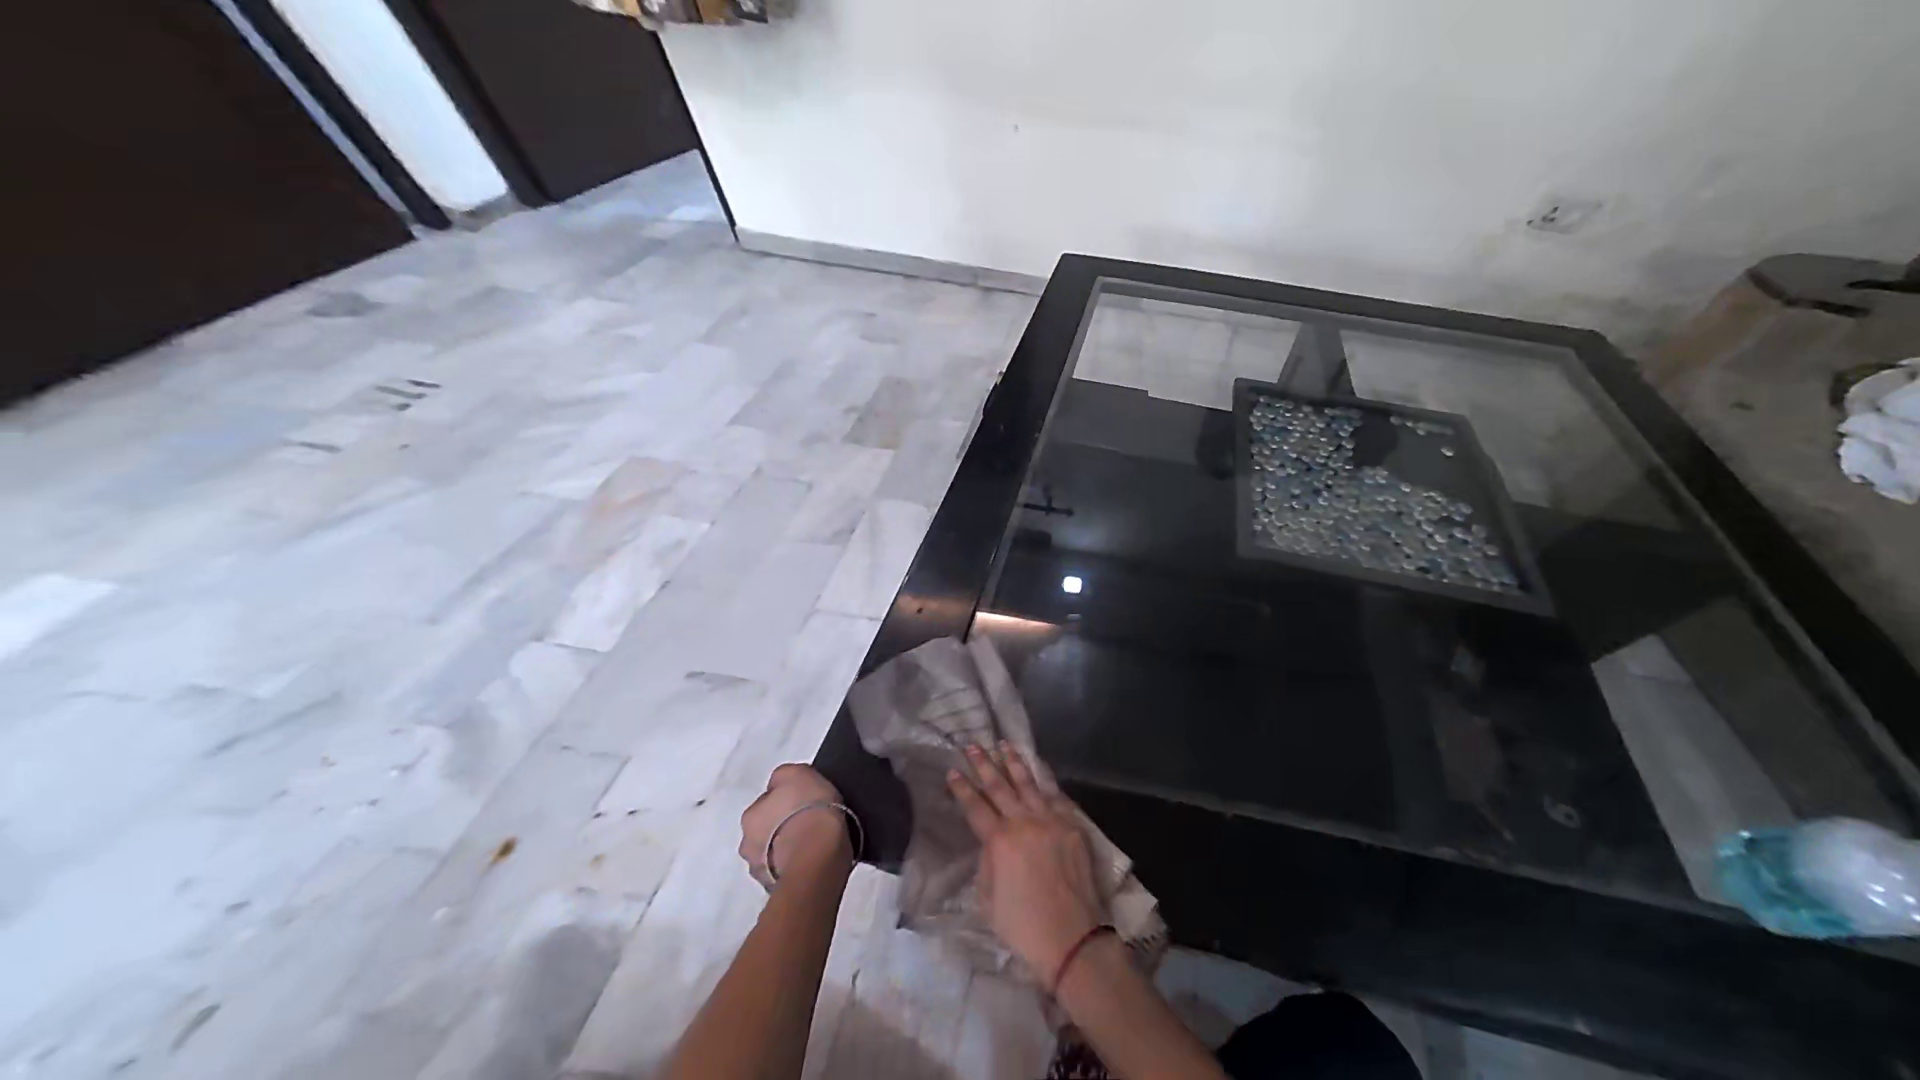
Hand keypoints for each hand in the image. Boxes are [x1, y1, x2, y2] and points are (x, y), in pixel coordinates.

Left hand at [739, 763, 850, 889]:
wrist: (820, 856)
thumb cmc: (810, 810)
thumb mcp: (799, 773)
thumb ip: (784, 776)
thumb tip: (780, 784)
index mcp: (750, 815)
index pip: (765, 803)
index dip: (786, 801)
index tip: (804, 802)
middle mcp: (747, 844)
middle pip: (765, 831)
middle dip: (781, 828)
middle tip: (807, 824)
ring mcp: (760, 871)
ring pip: (772, 855)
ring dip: (786, 850)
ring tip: (812, 846)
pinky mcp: (777, 890)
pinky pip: (785, 874)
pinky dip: (795, 868)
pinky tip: (813, 863)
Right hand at [947, 742, 1105, 985]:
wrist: (1073, 938)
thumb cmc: (1023, 926)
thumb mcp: (988, 899)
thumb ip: (987, 863)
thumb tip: (991, 845)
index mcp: (999, 841)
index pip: (975, 806)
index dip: (962, 788)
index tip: (952, 770)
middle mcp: (1024, 822)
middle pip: (1000, 787)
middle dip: (984, 765)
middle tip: (972, 746)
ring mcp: (1051, 821)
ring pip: (1029, 784)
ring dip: (1014, 763)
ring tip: (1004, 745)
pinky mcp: (1073, 827)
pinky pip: (1056, 796)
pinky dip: (1046, 780)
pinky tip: (1039, 769)